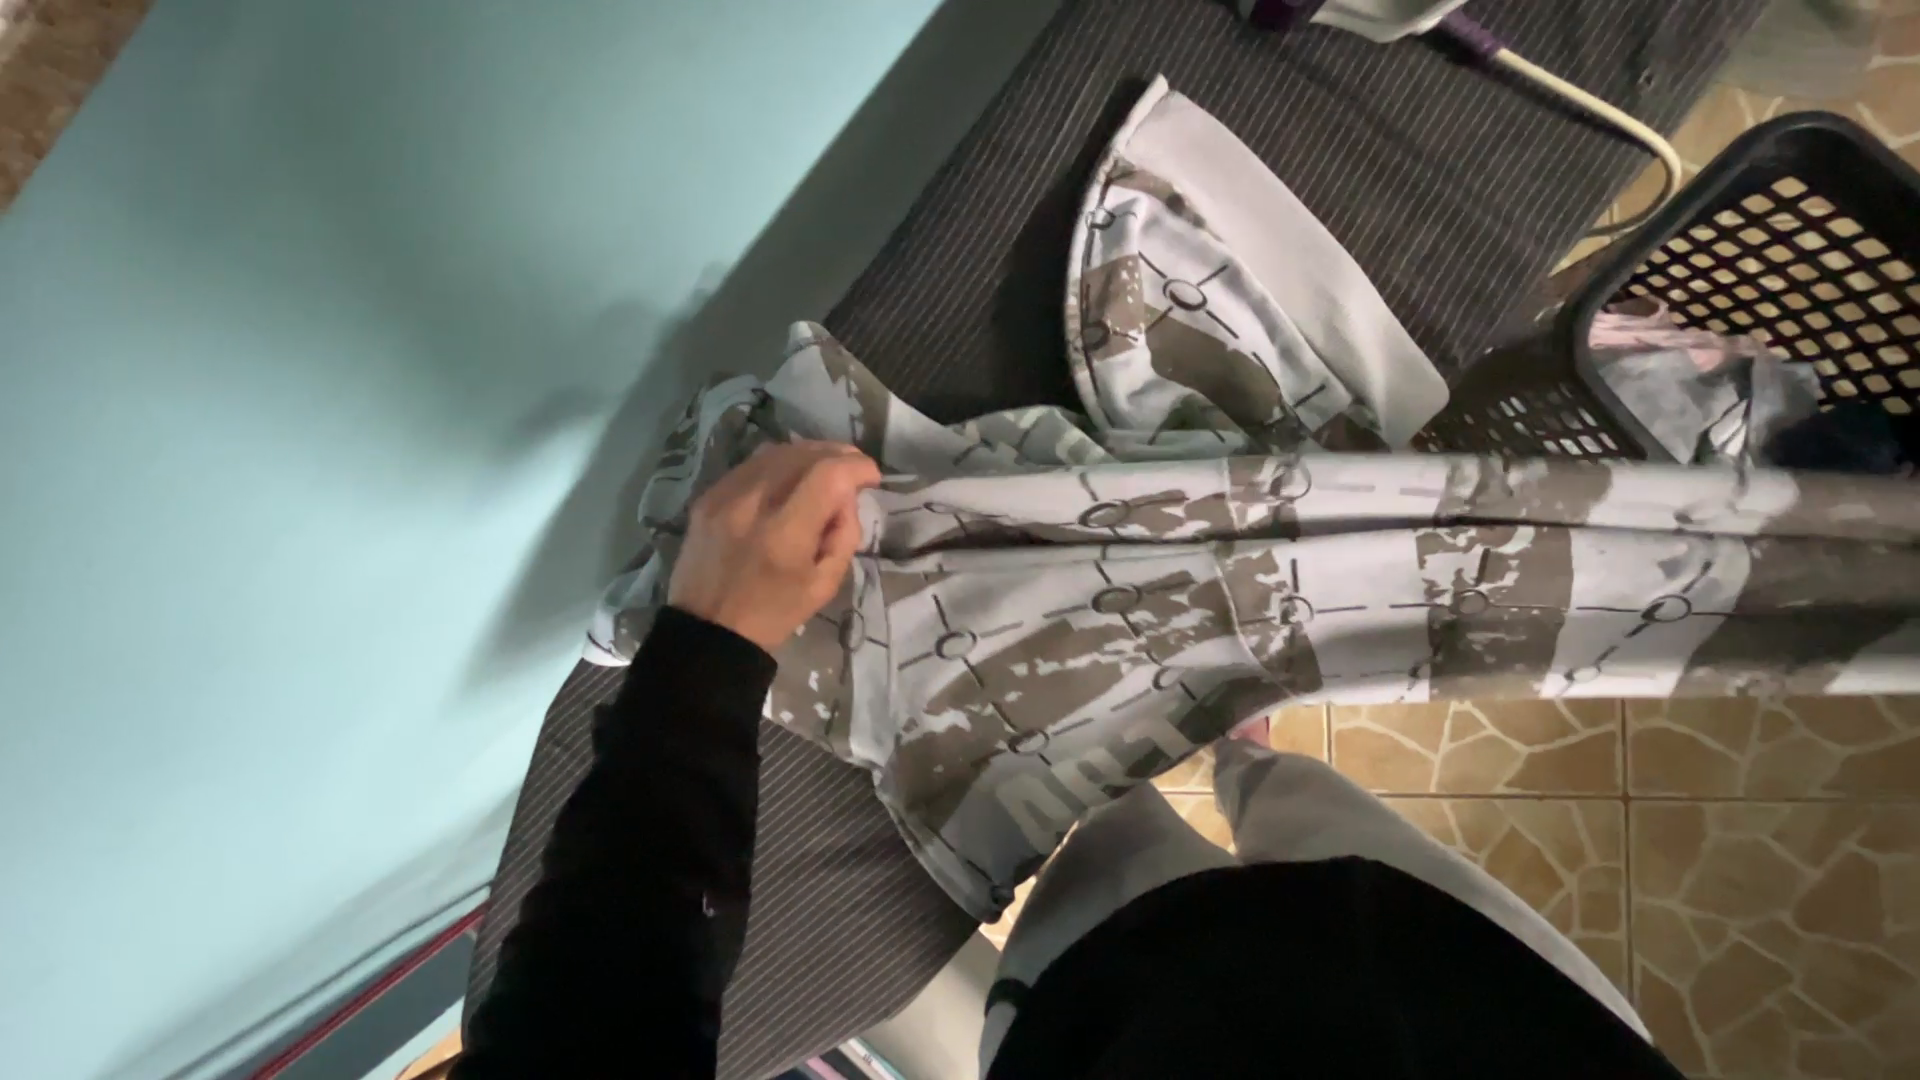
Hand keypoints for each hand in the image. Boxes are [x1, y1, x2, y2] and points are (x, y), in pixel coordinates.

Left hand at [668, 440, 880, 651]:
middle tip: (854, 468)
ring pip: (777, 451)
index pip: (829, 475)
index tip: (871, 477)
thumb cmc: (773, 614)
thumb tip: (845, 497)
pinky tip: (791, 477)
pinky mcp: (708, 496)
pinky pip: (752, 464)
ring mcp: (725, 496)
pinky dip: (780, 463)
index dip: (857, 467)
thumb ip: (844, 534)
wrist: (708, 630)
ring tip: (826, 468)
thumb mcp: (825, 584)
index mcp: (785, 534)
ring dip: (809, 453)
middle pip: (804, 454)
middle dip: (838, 454)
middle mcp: (753, 504)